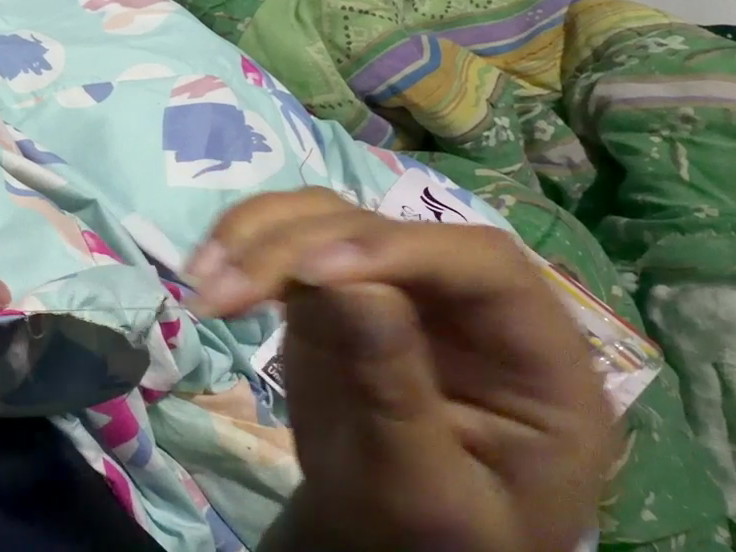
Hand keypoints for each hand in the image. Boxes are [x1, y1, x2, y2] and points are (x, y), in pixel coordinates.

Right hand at [187, 190, 612, 551]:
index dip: (396, 250)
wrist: (383, 543)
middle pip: (380, 228)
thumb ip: (395, 391)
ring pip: (325, 216)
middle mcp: (464, 301)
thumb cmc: (425, 537)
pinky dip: (241, 244)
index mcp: (536, 355)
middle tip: (218, 292)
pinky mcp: (335, 287)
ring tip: (200, 280)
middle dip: (291, 249)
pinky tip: (205, 272)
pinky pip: (287, 238)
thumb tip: (344, 283)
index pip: (480, 263)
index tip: (310, 275)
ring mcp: (395, 286)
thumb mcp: (423, 488)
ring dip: (254, 235)